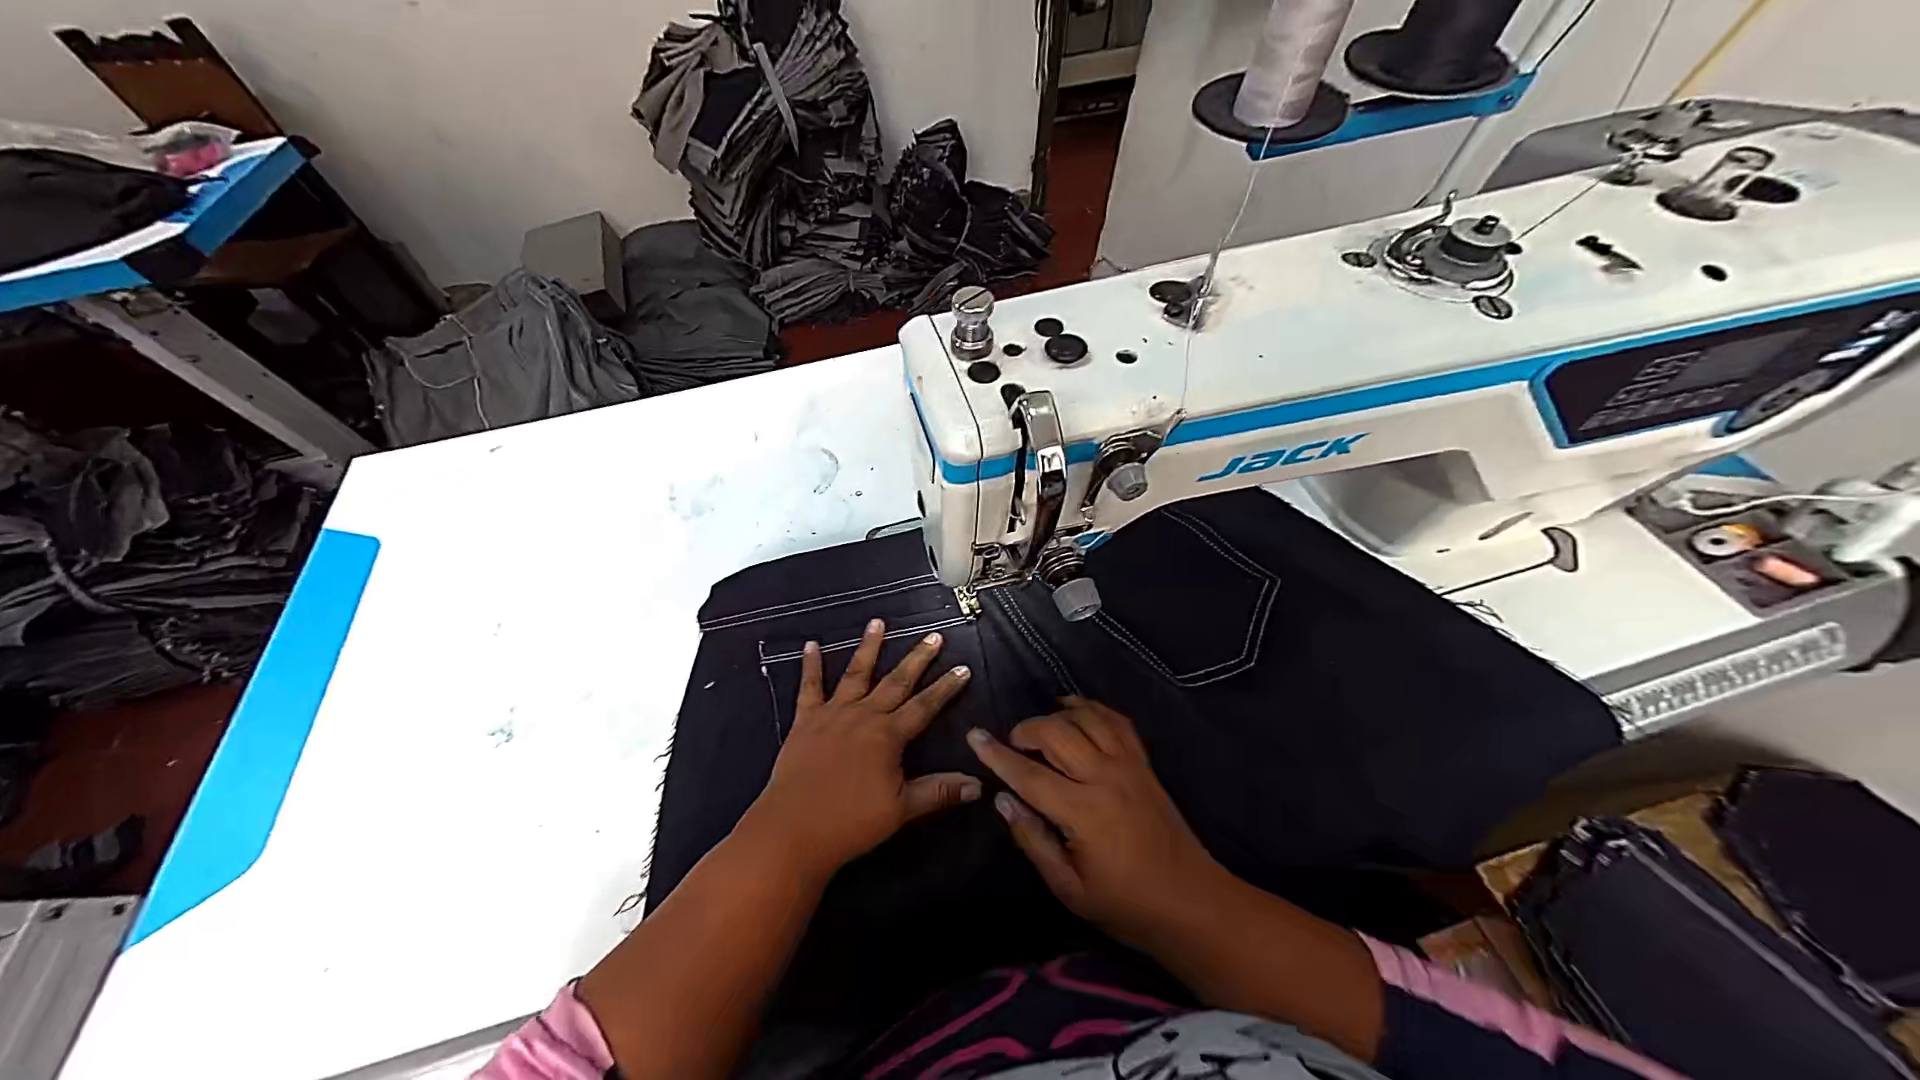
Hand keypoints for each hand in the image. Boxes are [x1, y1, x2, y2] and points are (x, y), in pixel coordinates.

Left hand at [745, 619, 978, 872]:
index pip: (925, 706)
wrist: (792, 829)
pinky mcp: (805, 721)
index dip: (946, 688)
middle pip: (896, 682)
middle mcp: (863, 716)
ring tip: (878, 622)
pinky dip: (810, 665)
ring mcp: (832, 715)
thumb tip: (978, 785)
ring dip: (868, 647)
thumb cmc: (850, 822)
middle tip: (933, 636)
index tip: (962, 668)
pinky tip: (812, 645)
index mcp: (888, 736)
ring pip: (856, 674)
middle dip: (917, 658)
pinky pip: (809, 687)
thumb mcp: (901, 809)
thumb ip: (939, 792)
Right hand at [966, 698, 1227, 948]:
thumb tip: (1002, 800)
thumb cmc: (1126, 904)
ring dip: (1057, 715)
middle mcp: (1105, 777)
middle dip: (1026, 730)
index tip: (974, 736)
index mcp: (1083, 812)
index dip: (996, 754)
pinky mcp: (1144, 763)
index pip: (1028, 773)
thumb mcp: (1069, 888)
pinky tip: (1076, 710)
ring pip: (1086, 718)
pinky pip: (1117, 722)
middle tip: (1012, 744)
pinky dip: (1093, 709)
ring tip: (1040, 727)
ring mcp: (1129, 765)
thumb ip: (1033, 839)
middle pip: (1056, 732)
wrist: (1192, 902)